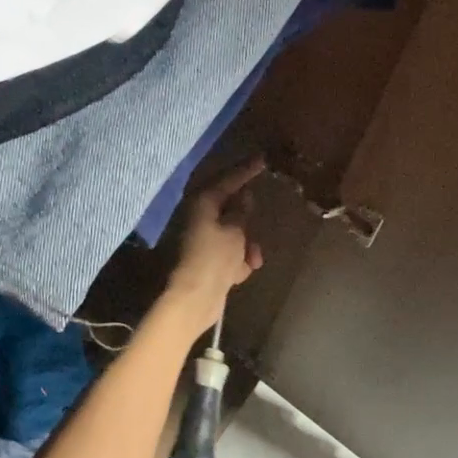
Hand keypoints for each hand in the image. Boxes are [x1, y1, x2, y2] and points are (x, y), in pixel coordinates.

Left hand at [153, 157, 265, 342]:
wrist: (195, 298)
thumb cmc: (214, 257)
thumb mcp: (235, 231)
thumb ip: (242, 211)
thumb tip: (244, 196)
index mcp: (202, 203)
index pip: (228, 179)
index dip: (246, 170)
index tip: (263, 159)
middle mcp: (198, 217)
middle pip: (229, 207)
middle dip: (247, 216)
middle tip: (260, 211)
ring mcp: (201, 239)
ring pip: (232, 233)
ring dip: (246, 244)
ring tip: (253, 258)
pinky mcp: (205, 260)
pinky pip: (229, 253)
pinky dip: (238, 260)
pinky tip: (243, 271)